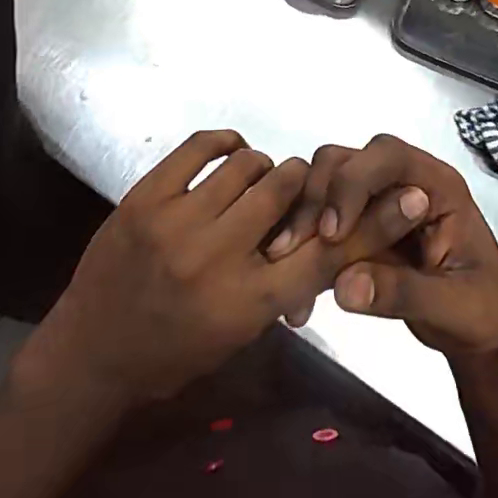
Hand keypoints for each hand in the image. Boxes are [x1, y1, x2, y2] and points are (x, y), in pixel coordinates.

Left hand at [29, 130, 430, 403]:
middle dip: (300, 183)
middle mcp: (217, 257)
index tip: (405, 196)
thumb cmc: (168, 355)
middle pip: (285, 195)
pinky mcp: (145, 197)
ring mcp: (177, 222)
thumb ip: (274, 292)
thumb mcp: (234, 339)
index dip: (371, 223)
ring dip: (261, 165)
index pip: (324, 254)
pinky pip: (195, 149)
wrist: (92, 349)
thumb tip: (312, 251)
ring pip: (244, 167)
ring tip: (258, 172)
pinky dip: (221, 141)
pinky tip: (230, 146)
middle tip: (295, 181)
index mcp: (248, 304)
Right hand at [266, 134, 497, 357]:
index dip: (353, 184)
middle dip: (315, 199)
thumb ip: (404, 293)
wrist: (482, 337)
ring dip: (298, 216)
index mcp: (435, 185)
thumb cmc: (485, 314)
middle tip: (294, 248)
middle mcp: (399, 180)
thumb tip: (344, 286)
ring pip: (320, 181)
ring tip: (284, 260)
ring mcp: (372, 197)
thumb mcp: (458, 310)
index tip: (331, 234)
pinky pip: (313, 213)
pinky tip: (288, 274)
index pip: (387, 157)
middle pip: (342, 162)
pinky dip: (297, 236)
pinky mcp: (351, 219)